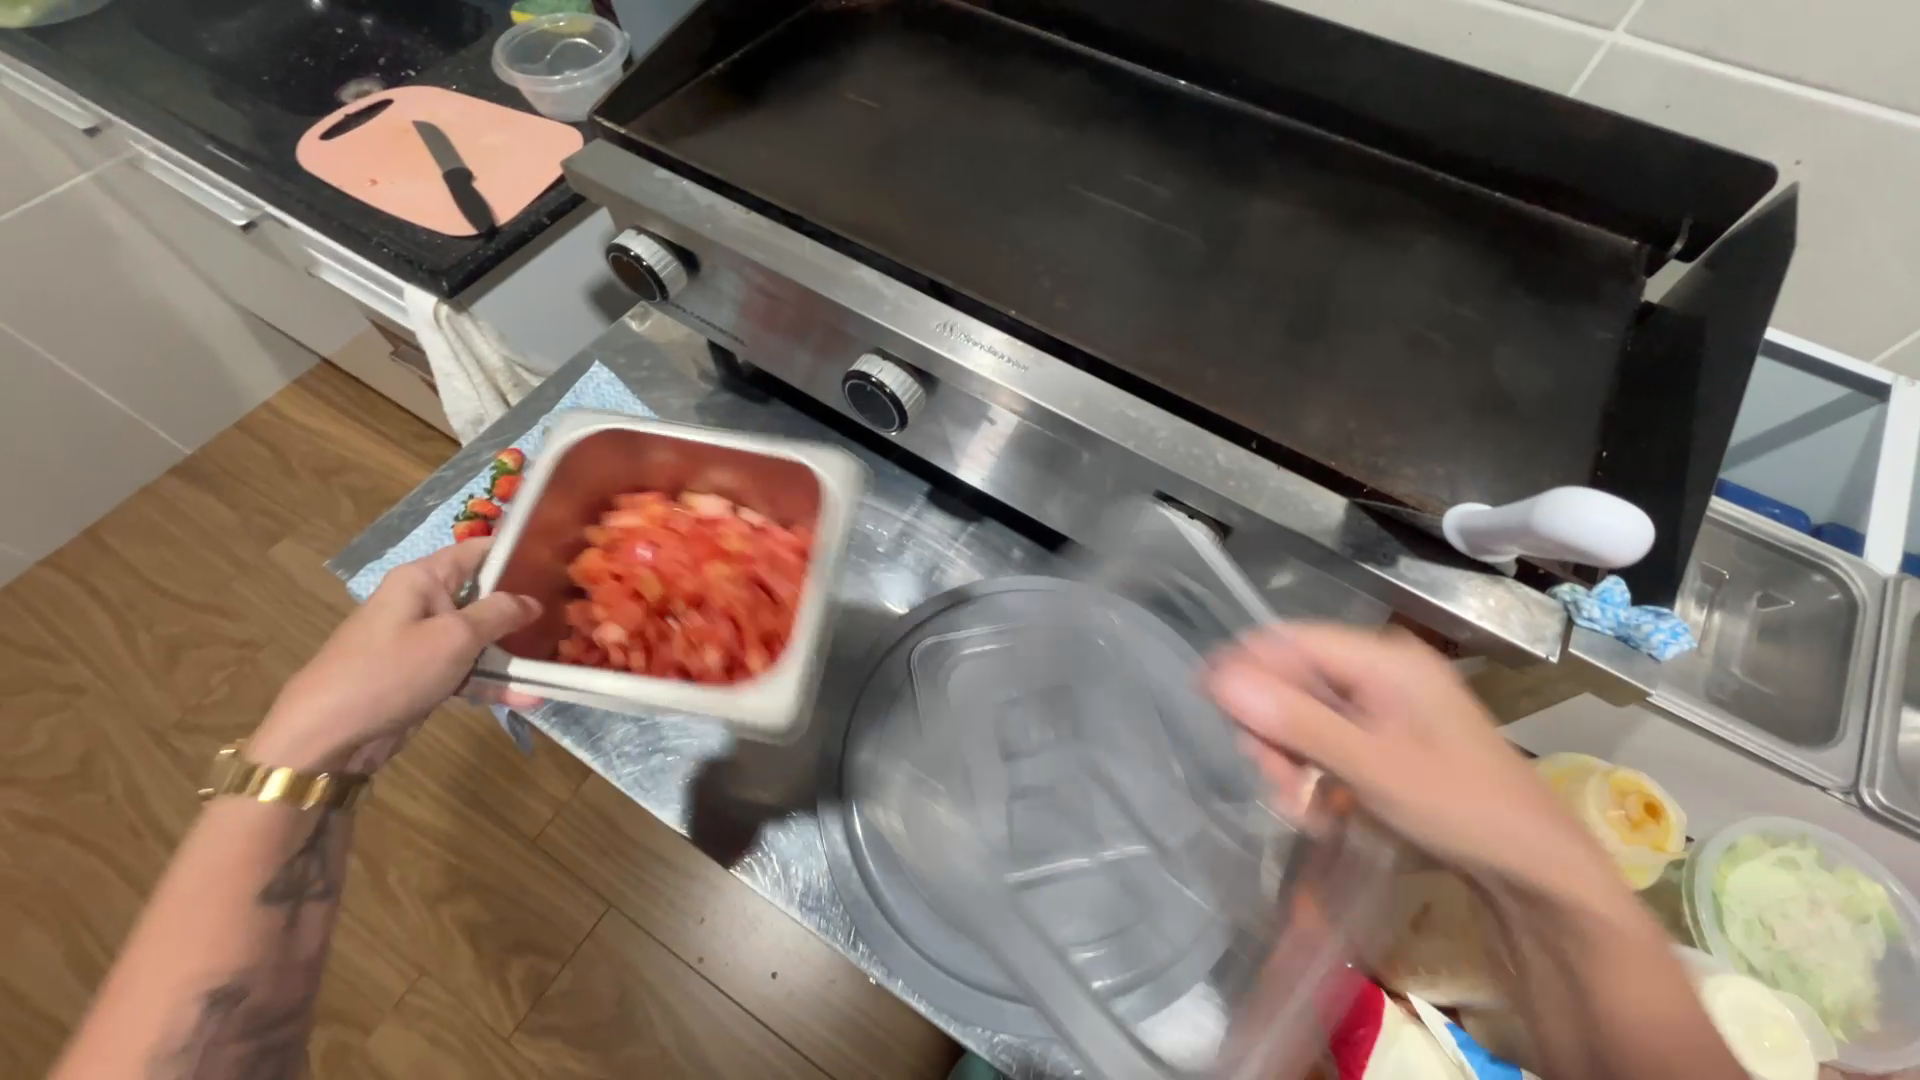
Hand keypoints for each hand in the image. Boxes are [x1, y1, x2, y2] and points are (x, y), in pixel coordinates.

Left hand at [249, 539, 541, 773]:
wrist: (326, 737)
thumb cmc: (391, 672)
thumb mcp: (455, 637)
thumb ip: (500, 613)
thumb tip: (532, 601)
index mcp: (423, 580)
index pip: (478, 551)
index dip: (519, 551)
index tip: (560, 559)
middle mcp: (423, 603)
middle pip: (485, 595)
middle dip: (525, 605)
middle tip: (570, 612)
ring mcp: (423, 641)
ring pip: (481, 637)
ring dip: (514, 651)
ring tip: (557, 659)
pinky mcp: (424, 675)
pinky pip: (469, 670)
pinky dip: (495, 681)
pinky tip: (530, 697)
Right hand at [1207, 624, 1616, 895]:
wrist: (1536, 870)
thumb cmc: (1461, 809)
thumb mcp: (1372, 767)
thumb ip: (1296, 722)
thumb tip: (1220, 681)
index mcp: (1383, 659)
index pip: (1287, 641)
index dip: (1244, 670)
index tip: (1212, 711)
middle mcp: (1378, 670)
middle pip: (1289, 678)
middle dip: (1269, 728)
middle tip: (1271, 780)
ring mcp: (1380, 704)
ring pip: (1299, 712)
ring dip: (1285, 755)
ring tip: (1296, 803)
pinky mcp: (1380, 735)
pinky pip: (1320, 736)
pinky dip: (1307, 767)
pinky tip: (1313, 804)